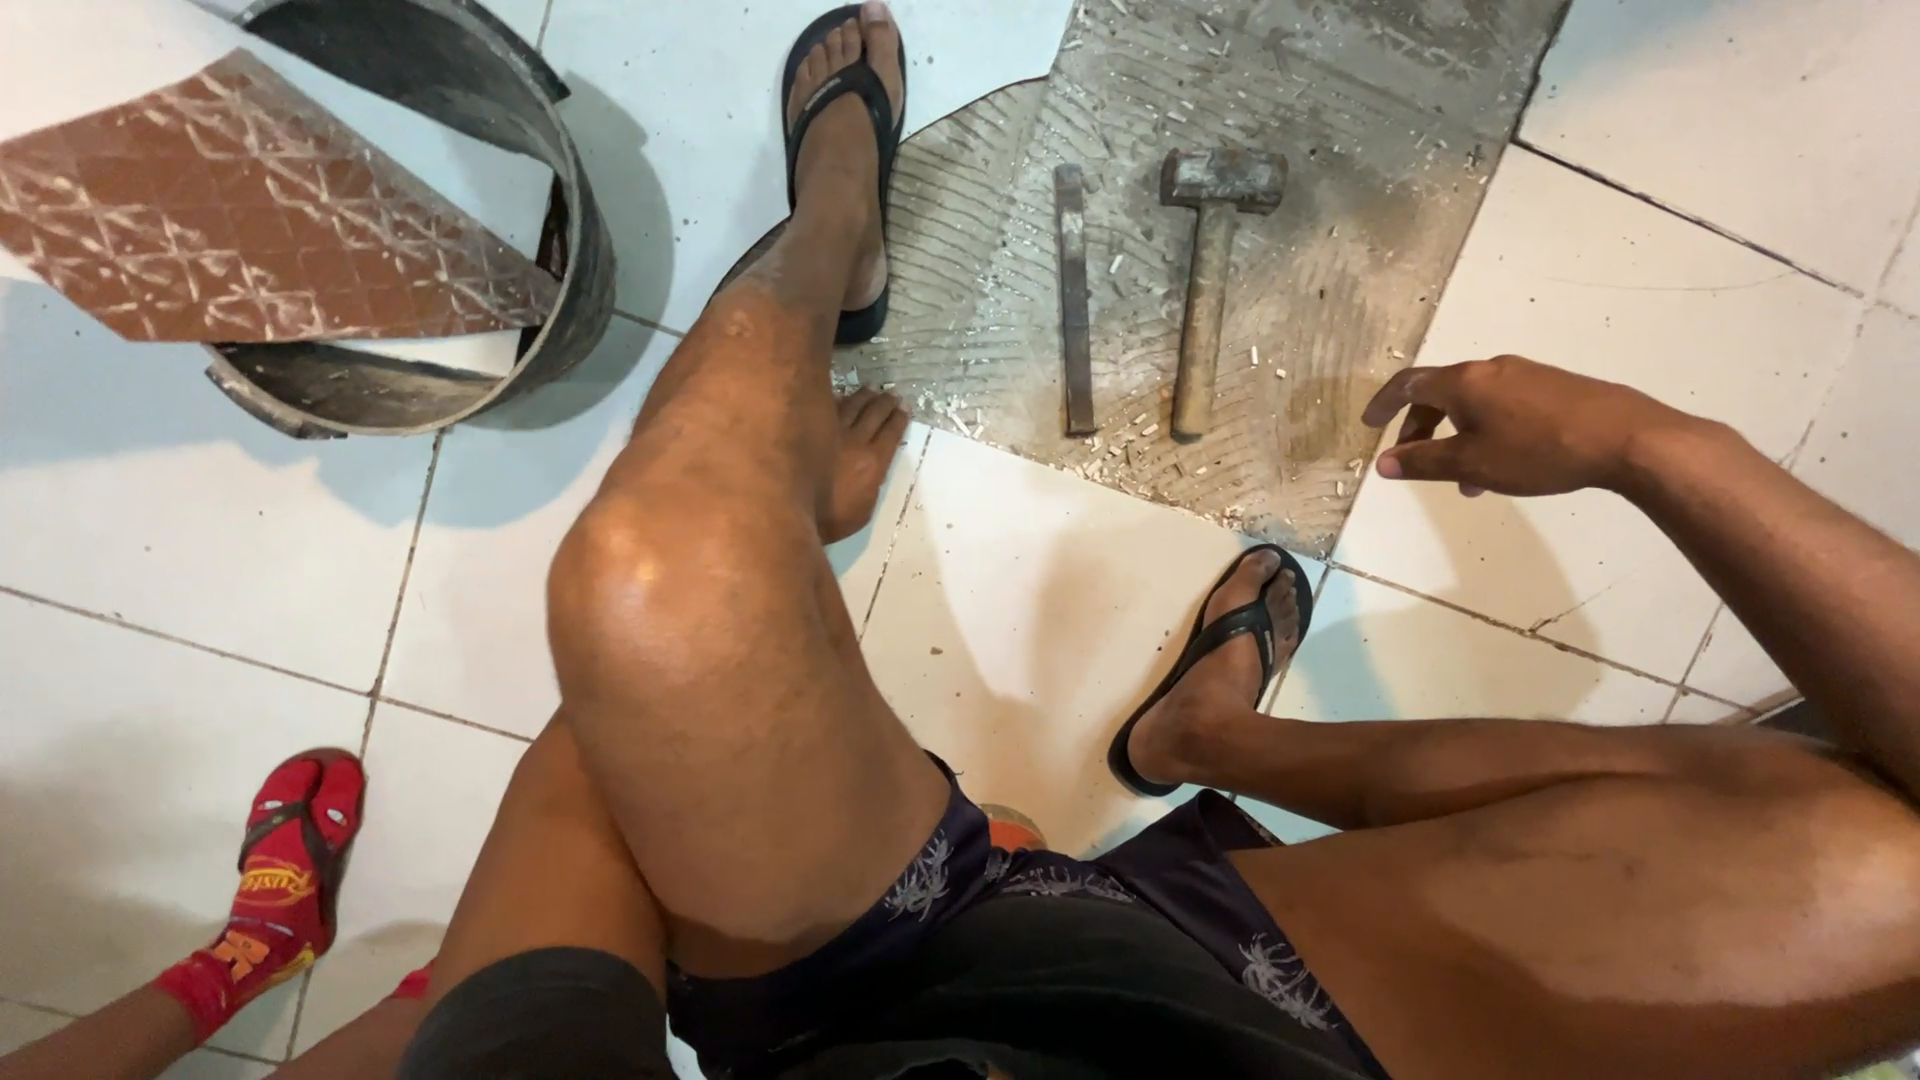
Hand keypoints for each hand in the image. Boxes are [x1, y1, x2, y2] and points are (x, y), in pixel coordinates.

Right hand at [1361, 355, 1694, 497]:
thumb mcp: (1470, 464)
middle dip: (1420, 427)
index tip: (1369, 425)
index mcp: (1464, 381)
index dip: (1383, 404)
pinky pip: (1502, 405)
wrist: (1632, 440)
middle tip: (1414, 458)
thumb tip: (1383, 463)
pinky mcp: (1556, 387)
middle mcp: (1492, 369)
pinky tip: (1502, 464)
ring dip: (1455, 434)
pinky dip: (1485, 430)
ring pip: (1473, 403)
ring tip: (1462, 477)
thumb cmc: (1538, 451)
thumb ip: (1421, 462)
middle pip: (1440, 393)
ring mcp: (1527, 375)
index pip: (1408, 384)